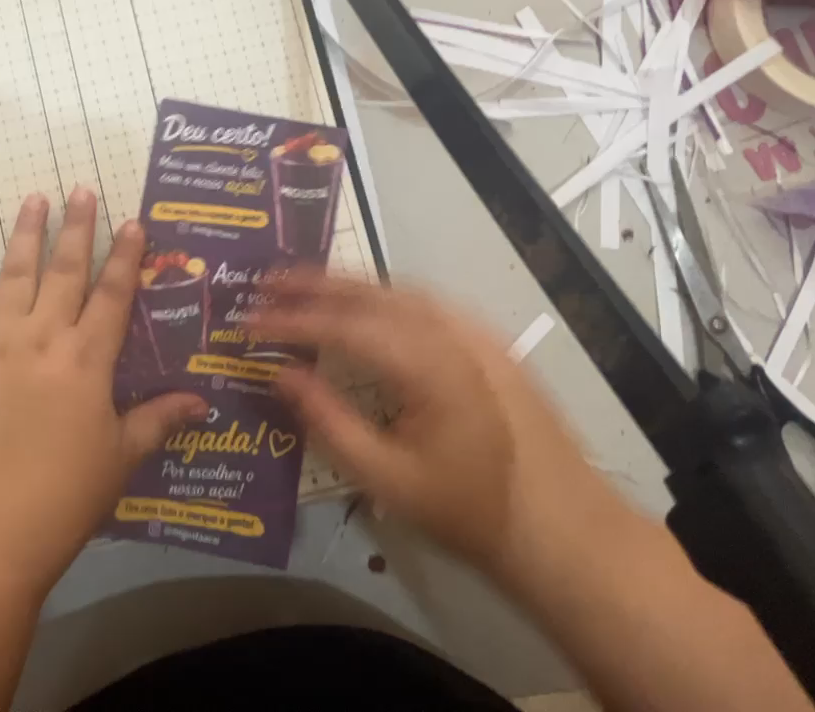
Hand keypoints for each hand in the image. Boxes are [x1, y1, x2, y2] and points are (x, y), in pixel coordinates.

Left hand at [0, 189, 206, 592]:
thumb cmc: (62, 496)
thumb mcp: (120, 459)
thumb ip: (157, 421)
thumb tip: (200, 402)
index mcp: (88, 360)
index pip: (113, 295)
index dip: (125, 257)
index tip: (132, 220)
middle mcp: (44, 338)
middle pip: (64, 272)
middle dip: (76, 229)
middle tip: (80, 188)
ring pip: (14, 276)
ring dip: (25, 235)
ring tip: (32, 199)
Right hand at [255, 272, 625, 576]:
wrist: (567, 532)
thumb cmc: (471, 512)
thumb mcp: (386, 478)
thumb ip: (328, 421)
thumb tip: (280, 375)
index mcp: (429, 365)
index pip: (344, 326)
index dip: (291, 321)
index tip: (247, 322)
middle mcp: (455, 333)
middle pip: (372, 292)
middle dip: (314, 284)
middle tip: (264, 282)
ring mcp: (479, 334)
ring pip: (401, 290)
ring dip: (348, 284)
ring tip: (303, 285)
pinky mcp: (491, 344)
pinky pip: (427, 302)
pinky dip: (384, 295)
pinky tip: (366, 305)